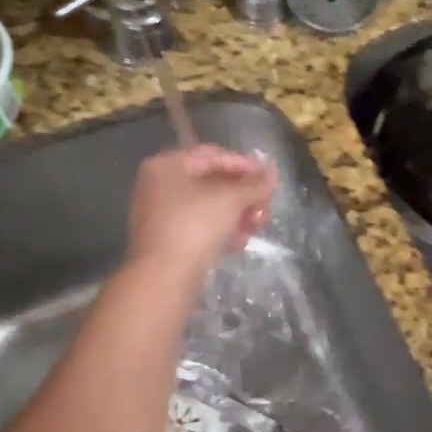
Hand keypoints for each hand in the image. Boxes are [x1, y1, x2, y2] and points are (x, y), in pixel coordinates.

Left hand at [126, 145, 277, 277]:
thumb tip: (272, 173)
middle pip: (211, 181)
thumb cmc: (195, 225)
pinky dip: (222, 229)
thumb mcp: (232, 199)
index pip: (212, 154)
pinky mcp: (167, 239)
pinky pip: (200, 225)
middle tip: (264, 207)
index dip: (244, 164)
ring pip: (208, 206)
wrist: (164, 276)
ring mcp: (160, 213)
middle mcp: (159, 185)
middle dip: (243, 194)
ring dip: (237, 213)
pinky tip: (240, 242)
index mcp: (167, 165)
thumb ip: (255, 183)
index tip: (268, 178)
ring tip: (256, 226)